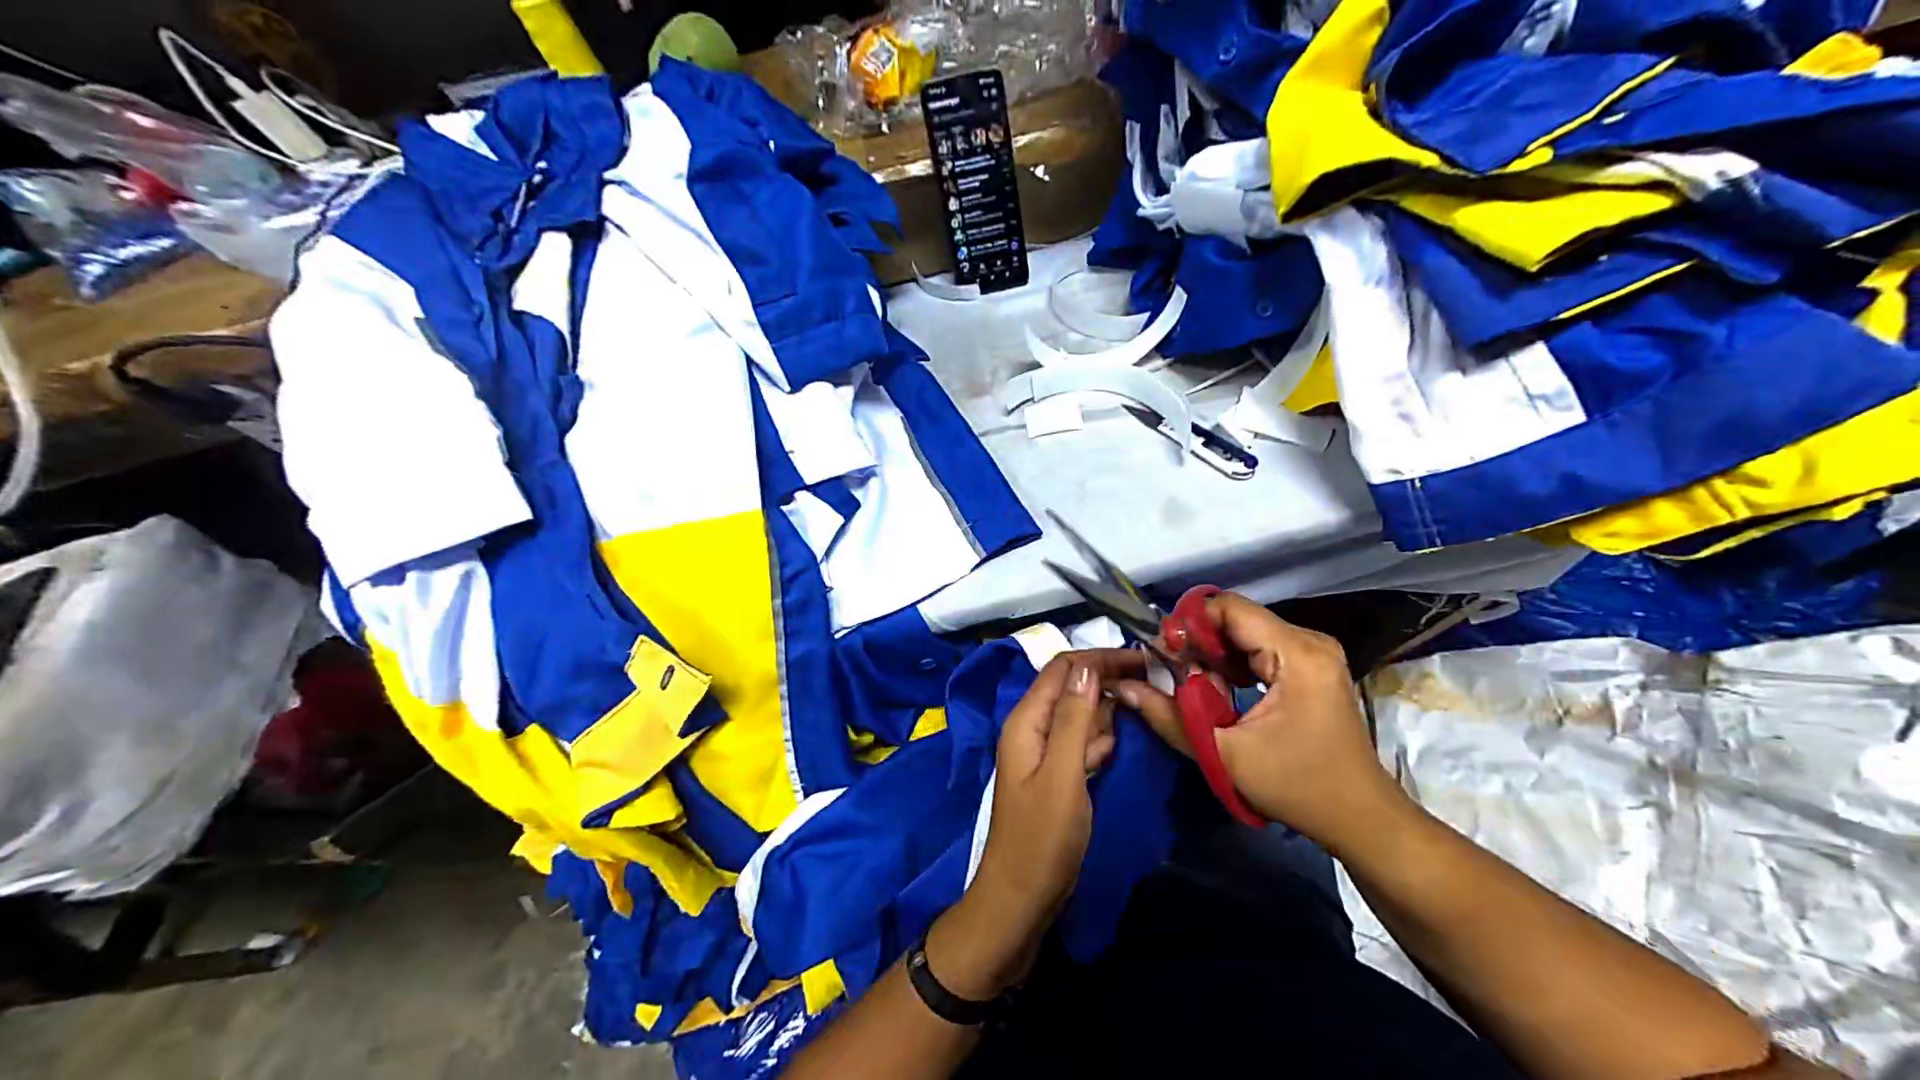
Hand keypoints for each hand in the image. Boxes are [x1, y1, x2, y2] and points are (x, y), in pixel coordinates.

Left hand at [925, 649, 1142, 999]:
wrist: (1020, 899)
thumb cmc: (1041, 839)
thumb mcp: (1062, 775)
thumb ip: (1073, 719)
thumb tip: (1087, 666)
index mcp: (1026, 721)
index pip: (1063, 668)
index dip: (1100, 657)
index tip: (1145, 659)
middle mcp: (1032, 729)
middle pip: (1071, 687)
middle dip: (1109, 680)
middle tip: (1156, 683)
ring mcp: (1043, 753)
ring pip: (1079, 715)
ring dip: (1109, 708)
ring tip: (1150, 704)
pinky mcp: (1056, 776)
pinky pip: (1081, 743)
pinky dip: (1102, 738)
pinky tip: (1123, 742)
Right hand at [1112, 593, 1410, 853]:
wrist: (1359, 818)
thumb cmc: (1297, 786)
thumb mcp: (1223, 754)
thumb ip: (1168, 715)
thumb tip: (1122, 687)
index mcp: (1297, 653)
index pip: (1229, 608)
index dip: (1188, 624)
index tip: (1162, 654)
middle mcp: (1309, 642)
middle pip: (1237, 619)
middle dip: (1198, 643)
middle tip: (1171, 675)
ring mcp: (1314, 653)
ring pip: (1246, 633)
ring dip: (1213, 655)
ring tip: (1192, 686)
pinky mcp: (1311, 667)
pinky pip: (1260, 649)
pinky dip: (1233, 664)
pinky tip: (1218, 690)